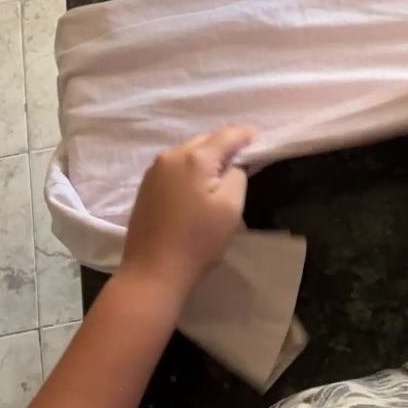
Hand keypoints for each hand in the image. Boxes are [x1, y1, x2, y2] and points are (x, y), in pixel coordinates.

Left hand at [119, 126, 256, 296]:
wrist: (153, 271)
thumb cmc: (197, 240)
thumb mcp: (230, 207)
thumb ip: (238, 175)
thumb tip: (235, 164)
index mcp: (195, 158)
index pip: (228, 135)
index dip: (247, 135)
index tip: (262, 140)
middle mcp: (172, 155)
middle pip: (206, 140)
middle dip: (226, 146)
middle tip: (245, 159)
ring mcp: (154, 170)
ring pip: (189, 152)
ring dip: (207, 157)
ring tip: (223, 173)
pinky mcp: (146, 185)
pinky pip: (175, 166)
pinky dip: (191, 169)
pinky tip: (198, 186)